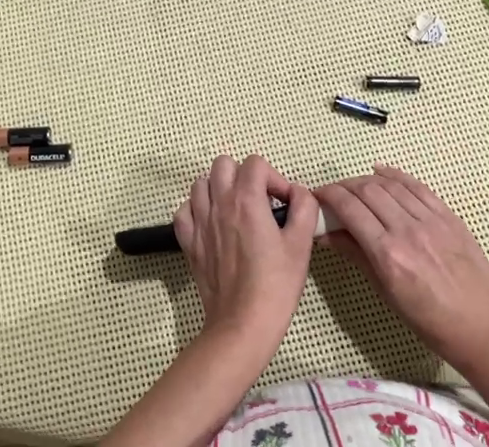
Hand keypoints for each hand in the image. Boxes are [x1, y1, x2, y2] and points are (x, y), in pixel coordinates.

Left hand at [172, 155, 319, 346]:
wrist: (243, 324)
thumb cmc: (276, 285)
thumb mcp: (302, 244)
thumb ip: (304, 208)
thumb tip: (297, 193)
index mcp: (247, 200)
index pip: (255, 163)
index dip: (273, 178)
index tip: (283, 203)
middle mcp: (219, 203)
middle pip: (224, 164)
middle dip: (243, 176)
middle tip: (258, 201)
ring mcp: (199, 221)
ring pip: (201, 183)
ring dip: (219, 189)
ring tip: (235, 210)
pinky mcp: (188, 242)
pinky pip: (184, 210)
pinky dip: (196, 210)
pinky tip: (212, 224)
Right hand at [315, 166, 488, 372]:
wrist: (483, 327)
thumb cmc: (430, 321)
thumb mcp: (386, 294)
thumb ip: (356, 256)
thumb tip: (326, 235)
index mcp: (389, 254)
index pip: (350, 209)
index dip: (329, 196)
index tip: (317, 197)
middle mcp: (408, 230)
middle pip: (367, 191)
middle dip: (344, 187)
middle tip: (332, 194)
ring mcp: (431, 220)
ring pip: (390, 185)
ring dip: (366, 180)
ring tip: (354, 187)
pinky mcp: (448, 216)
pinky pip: (417, 186)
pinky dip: (396, 175)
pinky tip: (381, 172)